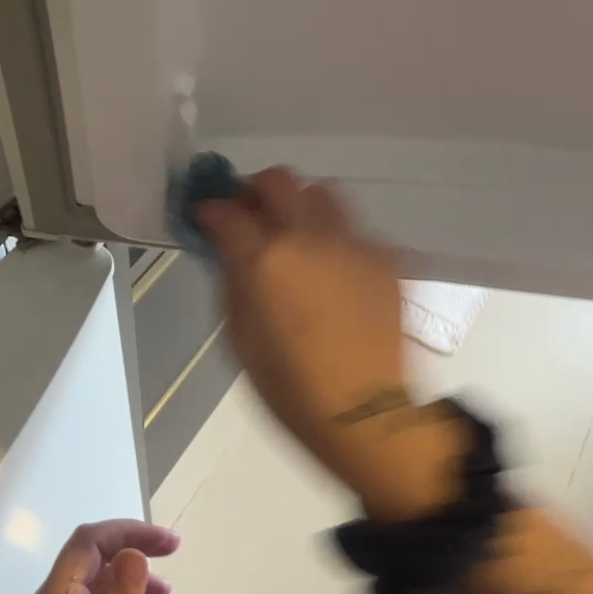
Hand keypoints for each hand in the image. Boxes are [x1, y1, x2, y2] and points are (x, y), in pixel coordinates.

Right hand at [200, 168, 465, 519]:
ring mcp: (354, 243)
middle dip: (256, 192)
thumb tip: (229, 251)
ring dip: (300, 206)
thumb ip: (231, 280)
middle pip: (278, 180)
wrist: (365, 413)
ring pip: (322, 193)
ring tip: (296, 237)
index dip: (210, 211)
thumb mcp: (238, 338)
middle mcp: (310, 238)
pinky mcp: (386, 257)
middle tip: (250, 215)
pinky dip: (336, 240)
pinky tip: (332, 271)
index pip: (226, 212)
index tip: (206, 218)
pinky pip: (354, 230)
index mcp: (265, 260)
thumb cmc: (288, 386)